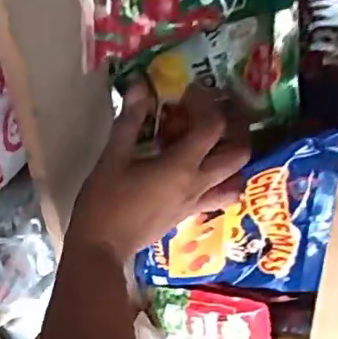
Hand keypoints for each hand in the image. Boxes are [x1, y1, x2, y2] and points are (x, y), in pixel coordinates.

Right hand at [67, 82, 249, 265]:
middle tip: (210, 120)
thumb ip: (128, 123)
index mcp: (181, 166)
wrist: (99, 250)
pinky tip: (193, 176)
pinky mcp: (184, 218)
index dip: (205, 103)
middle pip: (238, 153)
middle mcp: (197, 184)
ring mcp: (193, 204)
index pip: (212, 125)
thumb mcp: (111, 160)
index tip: (187, 95)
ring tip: (211, 150)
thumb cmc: (103, 205)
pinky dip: (216, 183)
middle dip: (232, 130)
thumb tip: (138, 87)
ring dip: (231, 162)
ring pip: (234, 181)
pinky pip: (215, 198)